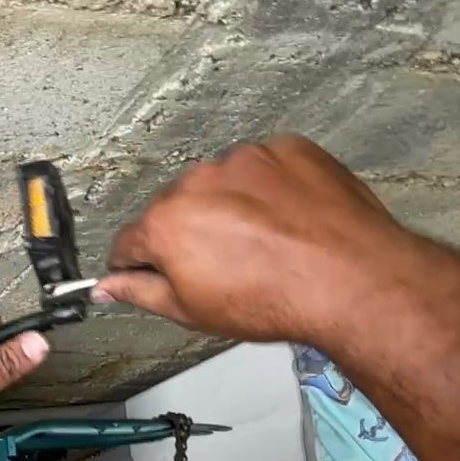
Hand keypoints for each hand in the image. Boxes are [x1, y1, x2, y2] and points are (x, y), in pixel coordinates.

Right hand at [93, 134, 447, 345]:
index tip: (155, 273)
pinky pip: (261, 167)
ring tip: (259, 240)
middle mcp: (196, 182)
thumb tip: (107, 286)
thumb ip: (138, 291)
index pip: (129, 242)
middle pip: (173, 209)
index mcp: (164, 223)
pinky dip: (265, 188)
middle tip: (220, 263)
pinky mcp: (285, 149)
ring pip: (216, 185)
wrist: (352, 280)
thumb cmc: (273, 299)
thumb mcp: (190, 310)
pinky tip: (283, 219)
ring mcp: (243, 161)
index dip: (139, 264)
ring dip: (226, 206)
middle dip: (186, 232)